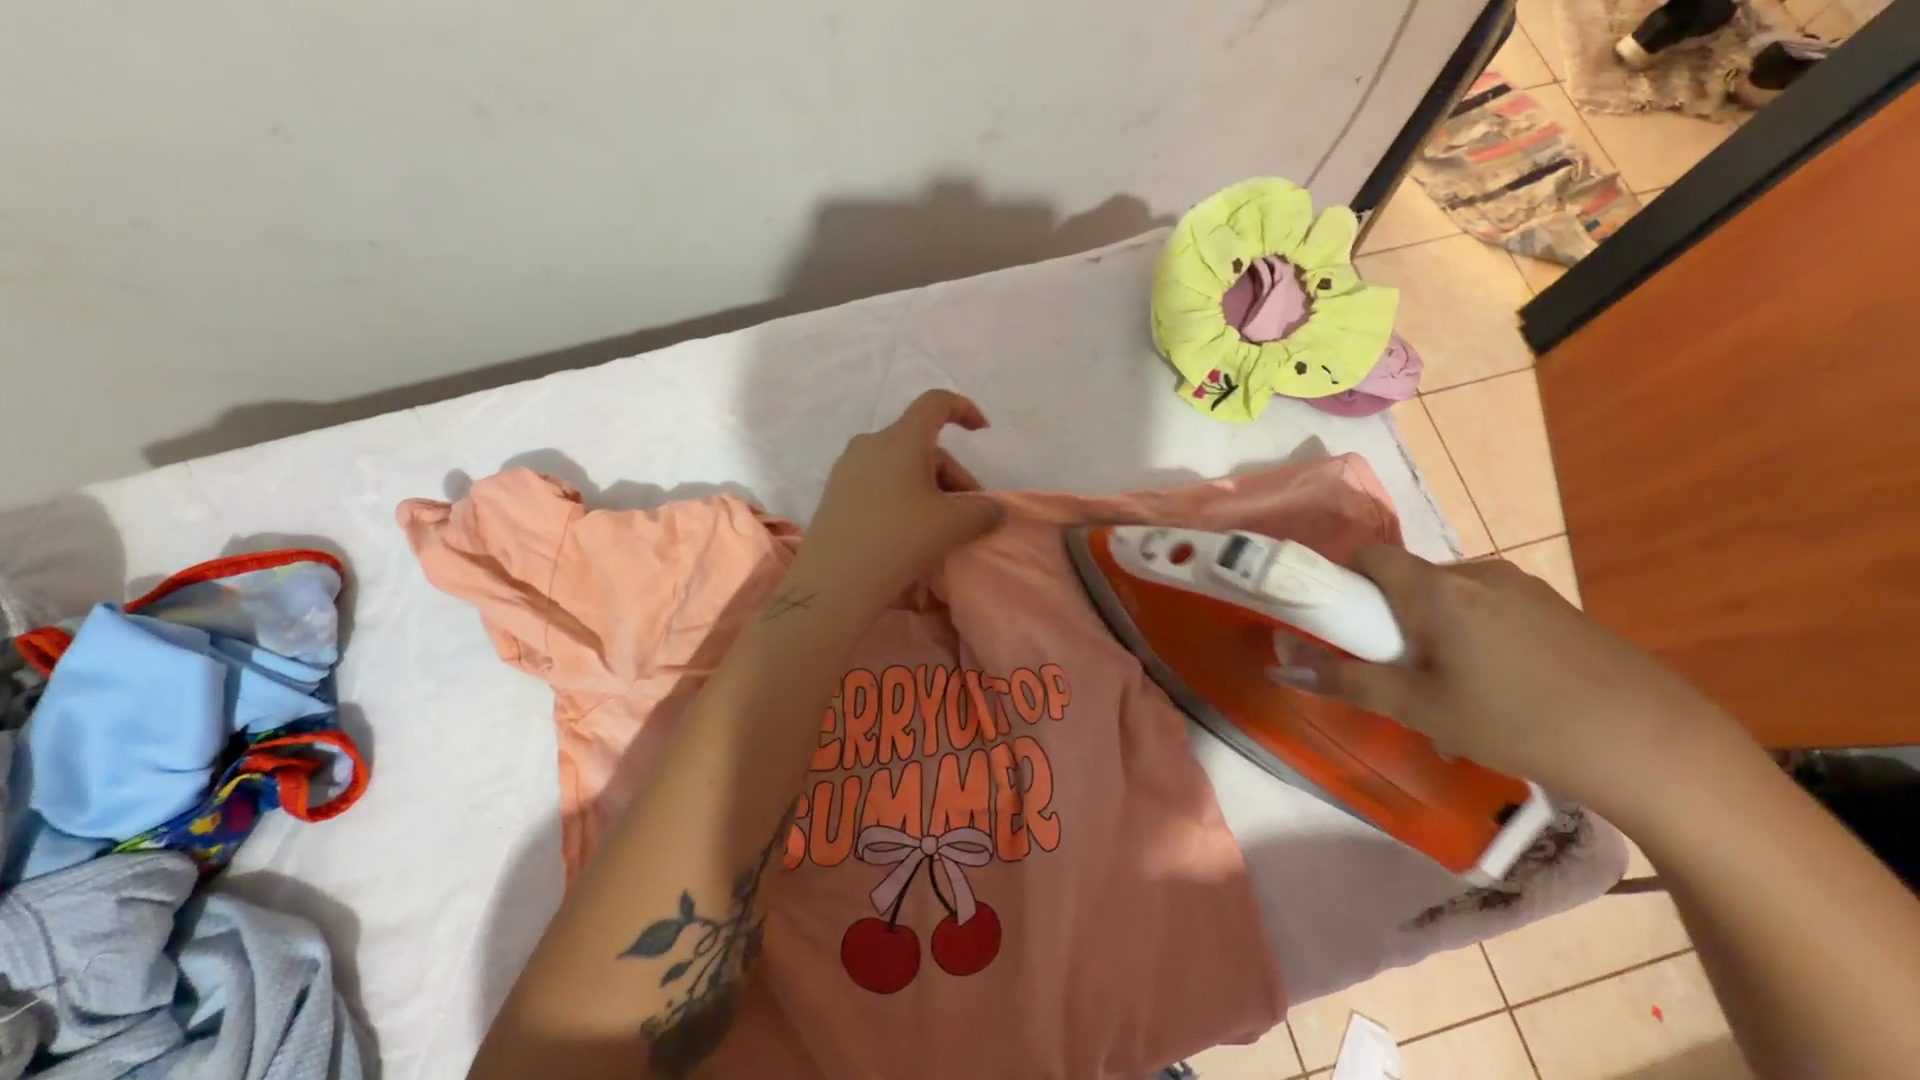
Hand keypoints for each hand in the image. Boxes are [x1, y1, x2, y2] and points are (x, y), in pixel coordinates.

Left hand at [796, 391, 1000, 609]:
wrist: (835, 582)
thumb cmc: (899, 540)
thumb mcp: (953, 526)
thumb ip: (983, 512)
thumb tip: (994, 510)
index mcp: (901, 438)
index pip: (935, 402)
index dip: (963, 408)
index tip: (981, 430)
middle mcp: (871, 444)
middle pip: (922, 445)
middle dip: (952, 474)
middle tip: (968, 514)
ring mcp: (848, 468)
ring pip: (900, 466)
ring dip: (928, 488)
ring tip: (940, 527)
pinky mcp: (835, 494)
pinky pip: (879, 482)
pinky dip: (902, 497)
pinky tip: (909, 532)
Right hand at [1291, 546, 1747, 813]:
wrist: (1648, 741)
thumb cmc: (1515, 721)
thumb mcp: (1420, 708)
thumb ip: (1348, 681)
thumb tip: (1282, 663)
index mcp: (1435, 588)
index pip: (1368, 555)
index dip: (1341, 581)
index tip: (1338, 627)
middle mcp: (1476, 572)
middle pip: (1408, 579)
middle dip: (1387, 618)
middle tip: (1393, 675)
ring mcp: (1522, 587)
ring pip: (1449, 597)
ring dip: (1431, 630)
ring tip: (1447, 691)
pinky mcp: (1555, 608)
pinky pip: (1488, 610)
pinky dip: (1470, 637)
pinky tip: (1495, 690)